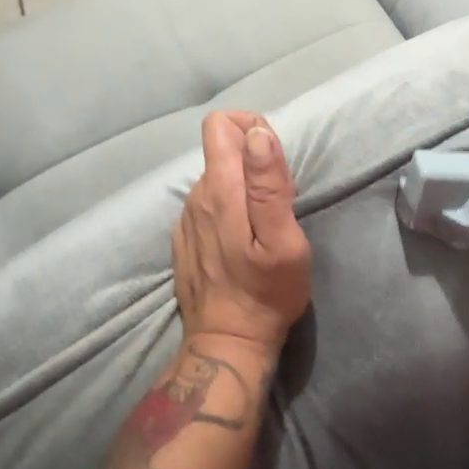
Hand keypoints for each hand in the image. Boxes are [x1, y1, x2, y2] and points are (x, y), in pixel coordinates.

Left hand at [173, 112, 312, 356]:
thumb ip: (269, 183)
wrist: (228, 344)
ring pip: (218, 177)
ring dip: (244, 187)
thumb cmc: (267, 292)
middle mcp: (196, 196)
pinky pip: (210, 203)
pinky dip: (231, 208)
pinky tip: (244, 241)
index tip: (276, 161)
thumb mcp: (283, 239)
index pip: (220, 124)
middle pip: (222, 150)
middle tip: (279, 202)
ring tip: (264, 224)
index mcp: (220, 190)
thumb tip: (258, 134)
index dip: (252, 128)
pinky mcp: (185, 237)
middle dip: (254, 162)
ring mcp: (186, 218)